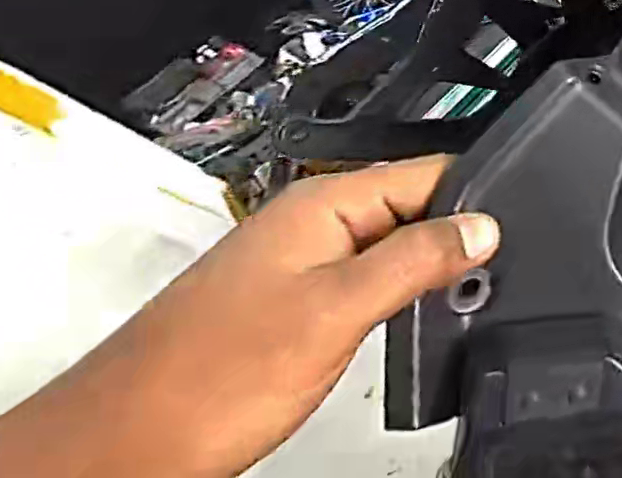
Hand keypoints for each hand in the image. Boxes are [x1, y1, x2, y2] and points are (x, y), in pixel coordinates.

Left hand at [0, 156, 498, 477]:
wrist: (106, 461)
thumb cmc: (215, 379)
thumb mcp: (337, 311)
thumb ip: (418, 259)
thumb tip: (486, 226)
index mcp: (328, 202)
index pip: (429, 172)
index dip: (475, 195)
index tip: (514, 229)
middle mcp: (318, 219)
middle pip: (414, 204)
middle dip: (457, 233)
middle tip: (496, 272)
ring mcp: (304, 259)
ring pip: (394, 242)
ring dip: (430, 264)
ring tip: (467, 294)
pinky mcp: (295, 298)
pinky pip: (368, 274)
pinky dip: (399, 288)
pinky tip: (418, 313)